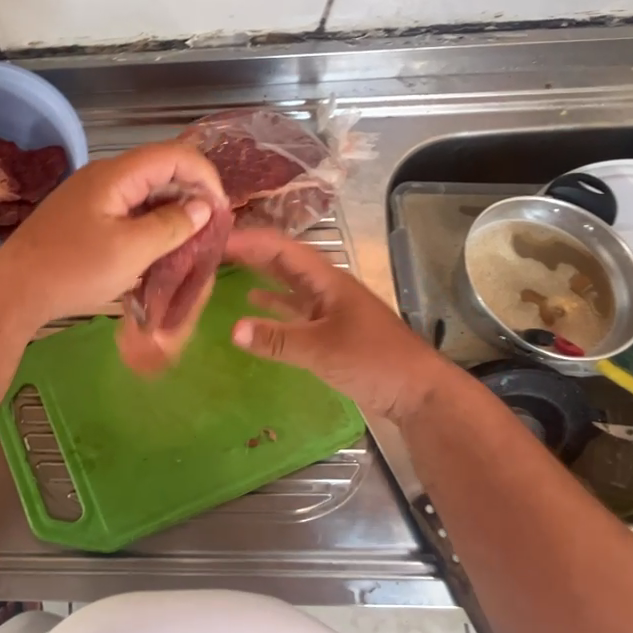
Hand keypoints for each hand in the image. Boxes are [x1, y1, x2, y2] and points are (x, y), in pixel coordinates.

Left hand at [0, 142, 226, 339]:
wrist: (13, 290)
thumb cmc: (73, 269)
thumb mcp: (131, 251)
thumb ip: (171, 225)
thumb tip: (202, 206)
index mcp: (116, 175)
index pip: (175, 155)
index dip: (205, 177)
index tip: (222, 213)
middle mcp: (104, 175)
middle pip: (160, 171)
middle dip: (190, 196)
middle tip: (209, 234)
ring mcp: (90, 195)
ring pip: (144, 193)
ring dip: (169, 214)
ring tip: (186, 247)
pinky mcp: (82, 216)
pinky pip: (126, 210)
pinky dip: (147, 226)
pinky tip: (154, 253)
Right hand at [224, 227, 458, 422]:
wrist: (420, 393)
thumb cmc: (374, 362)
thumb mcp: (321, 349)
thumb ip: (276, 339)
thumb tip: (232, 329)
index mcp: (327, 280)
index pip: (280, 248)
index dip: (248, 241)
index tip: (214, 239)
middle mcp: (326, 287)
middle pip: (283, 261)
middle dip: (250, 252)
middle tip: (212, 248)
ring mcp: (329, 309)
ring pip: (288, 283)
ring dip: (259, 274)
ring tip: (225, 269)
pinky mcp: (331, 331)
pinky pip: (294, 309)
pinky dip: (272, 304)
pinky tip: (252, 303)